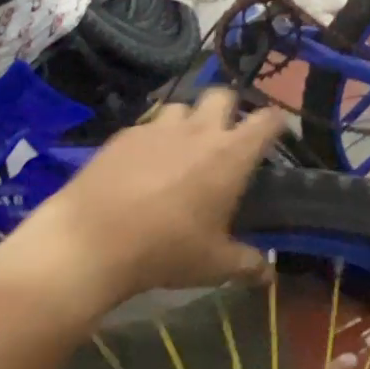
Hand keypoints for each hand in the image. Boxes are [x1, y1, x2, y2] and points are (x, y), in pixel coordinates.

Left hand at [0, 90, 286, 303]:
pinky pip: (146, 126)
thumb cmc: (166, 250)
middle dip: (229, 109)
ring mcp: (156, 128)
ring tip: (183, 150)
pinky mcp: (122, 135)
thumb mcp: (214, 265)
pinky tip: (144, 166)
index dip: (276, 122)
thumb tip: (267, 274)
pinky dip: (153, 139)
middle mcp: (197, 131)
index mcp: (231, 155)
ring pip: (181, 106)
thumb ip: (246, 264)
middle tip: (226, 138)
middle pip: (222, 95)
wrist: (92, 240)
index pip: (267, 120)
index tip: (277, 133)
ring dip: (188, 121)